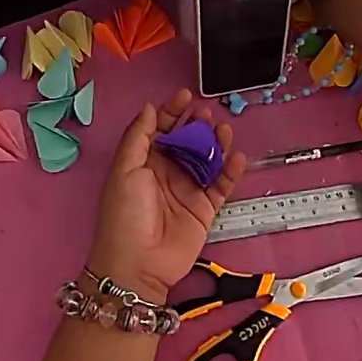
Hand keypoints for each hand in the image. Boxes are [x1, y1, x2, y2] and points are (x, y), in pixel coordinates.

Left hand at [89, 90, 246, 301]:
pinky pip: (222, 185)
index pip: (162, 129)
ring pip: (208, 159)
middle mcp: (168, 172)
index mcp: (145, 161)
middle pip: (188, 141)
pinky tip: (237, 157)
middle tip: (207, 113)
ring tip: (224, 131)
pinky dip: (232, 171)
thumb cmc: (124, 214)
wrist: (137, 264)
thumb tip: (149, 107)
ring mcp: (188, 190)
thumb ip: (138, 137)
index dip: (173, 111)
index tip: (186, 96)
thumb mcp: (124, 170)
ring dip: (216, 143)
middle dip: (198, 124)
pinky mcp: (205, 208)